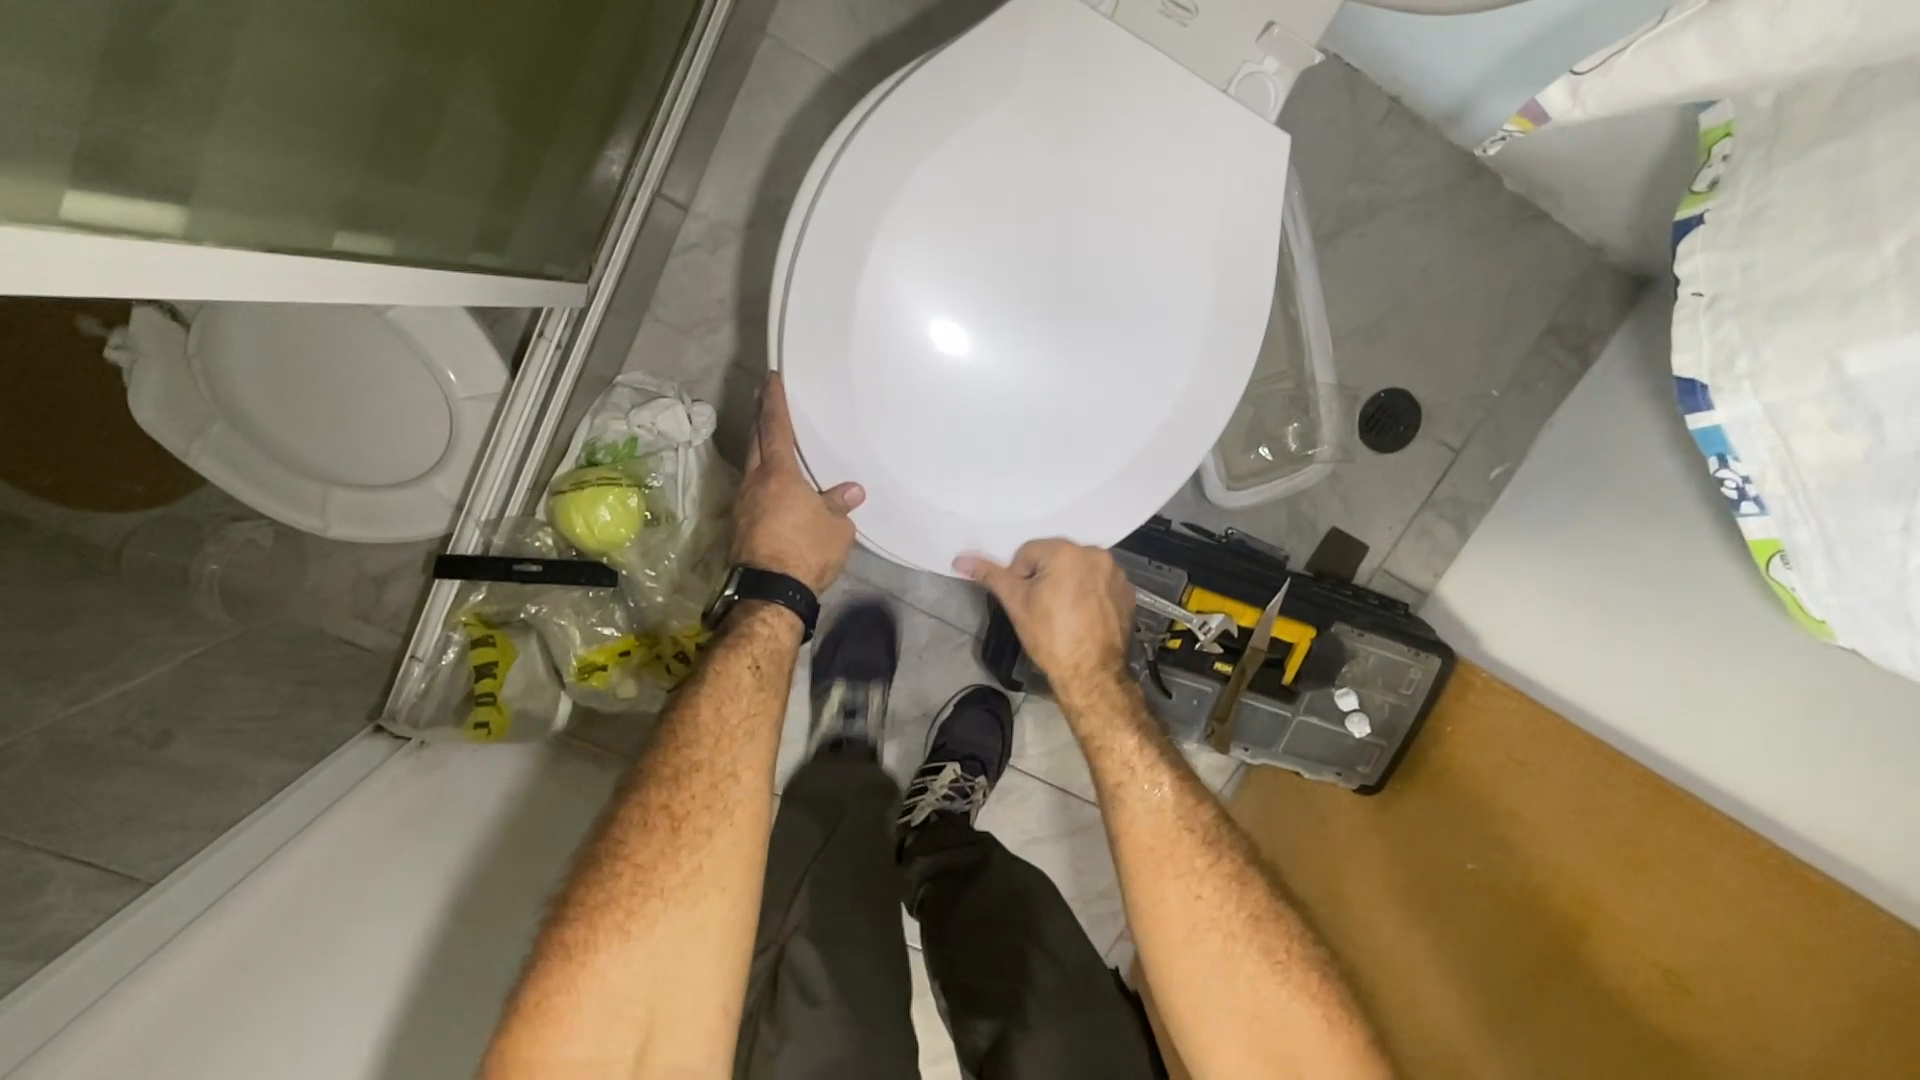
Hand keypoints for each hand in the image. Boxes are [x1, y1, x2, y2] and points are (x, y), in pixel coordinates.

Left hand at [733, 374, 863, 593]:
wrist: (771, 593)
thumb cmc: (806, 551)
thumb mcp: (836, 528)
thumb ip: (838, 505)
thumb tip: (850, 492)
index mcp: (778, 474)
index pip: (775, 428)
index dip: (774, 401)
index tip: (771, 379)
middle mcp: (754, 483)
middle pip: (755, 442)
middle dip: (761, 420)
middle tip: (765, 402)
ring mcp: (743, 505)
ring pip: (751, 467)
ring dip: (760, 452)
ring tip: (772, 443)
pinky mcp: (741, 526)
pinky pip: (753, 491)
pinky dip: (762, 480)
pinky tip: (773, 486)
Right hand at [955, 539, 1133, 693]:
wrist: (1091, 674)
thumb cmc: (1050, 637)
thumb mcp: (1015, 603)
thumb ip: (990, 575)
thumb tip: (960, 560)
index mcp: (1066, 551)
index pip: (1028, 552)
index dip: (1020, 578)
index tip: (1026, 602)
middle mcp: (1095, 553)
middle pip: (1055, 557)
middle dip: (1045, 578)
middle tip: (1042, 608)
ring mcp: (1115, 572)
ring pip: (1077, 569)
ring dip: (1067, 583)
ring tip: (1063, 613)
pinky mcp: (1127, 590)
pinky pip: (1099, 582)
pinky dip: (1089, 593)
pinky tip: (1082, 616)